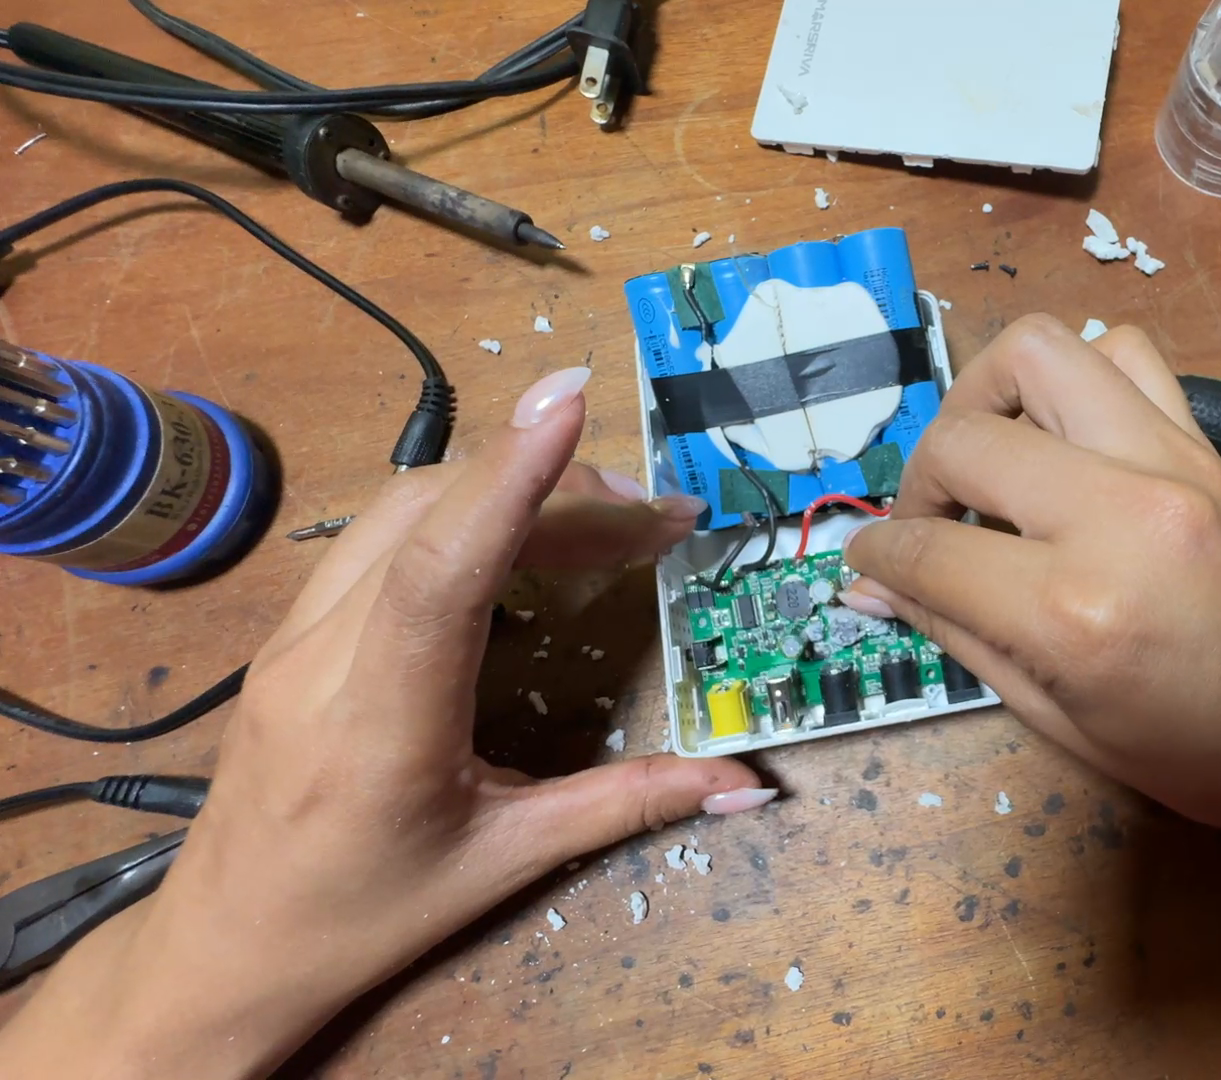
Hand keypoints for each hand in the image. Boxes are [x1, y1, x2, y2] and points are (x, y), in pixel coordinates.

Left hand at [0, 367, 774, 1078]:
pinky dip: (480, 515)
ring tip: (622, 525)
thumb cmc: (367, 913)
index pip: (442, 570)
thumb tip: (748, 787)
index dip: (511, 477)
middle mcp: (322, 655)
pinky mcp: (305, 626)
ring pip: (409, 510)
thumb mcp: (510, 861)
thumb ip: (634, 803)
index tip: (568, 401)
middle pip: (434, 515)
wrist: (220, 949)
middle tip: (661, 516)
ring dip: (521, 493)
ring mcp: (299, 631)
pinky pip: (395, 536)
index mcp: (378, 722)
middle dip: (557, 486)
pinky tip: (543, 543)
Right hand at [844, 316, 1220, 837]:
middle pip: (966, 439)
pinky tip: (1063, 439)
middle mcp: (1119, 514)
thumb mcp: (1045, 712)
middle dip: (918, 482)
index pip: (930, 552)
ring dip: (984, 396)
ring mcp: (1170, 461)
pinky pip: (1124, 352)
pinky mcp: (1201, 442)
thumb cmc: (1178, 750)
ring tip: (986, 457)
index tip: (865, 559)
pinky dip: (1073, 378)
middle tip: (930, 525)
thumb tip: (866, 582)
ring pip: (1040, 349)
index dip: (877, 554)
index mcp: (1073, 611)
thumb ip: (948, 630)